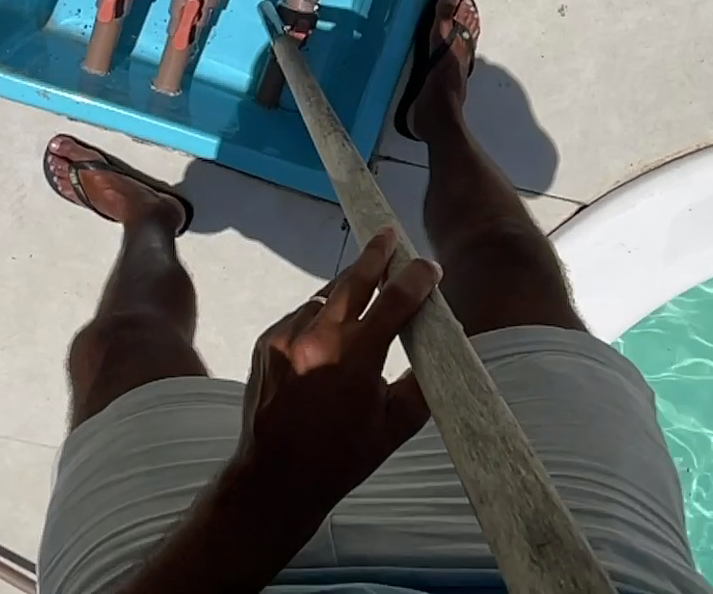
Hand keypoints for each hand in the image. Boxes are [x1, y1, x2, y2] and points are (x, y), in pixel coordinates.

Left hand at [234, 228, 442, 513]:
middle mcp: (318, 338)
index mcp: (355, 358)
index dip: (416, 279)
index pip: (394, 301)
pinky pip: (302, 314)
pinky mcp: (268, 339)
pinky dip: (320, 317)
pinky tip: (328, 335)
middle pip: (354, 280)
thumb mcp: (394, 426)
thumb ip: (422, 382)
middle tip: (389, 234)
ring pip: (326, 296)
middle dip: (376, 255)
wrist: (274, 477)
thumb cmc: (342, 456)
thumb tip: (444, 348)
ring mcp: (287, 335)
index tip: (430, 267)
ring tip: (363, 294)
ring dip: (347, 292)